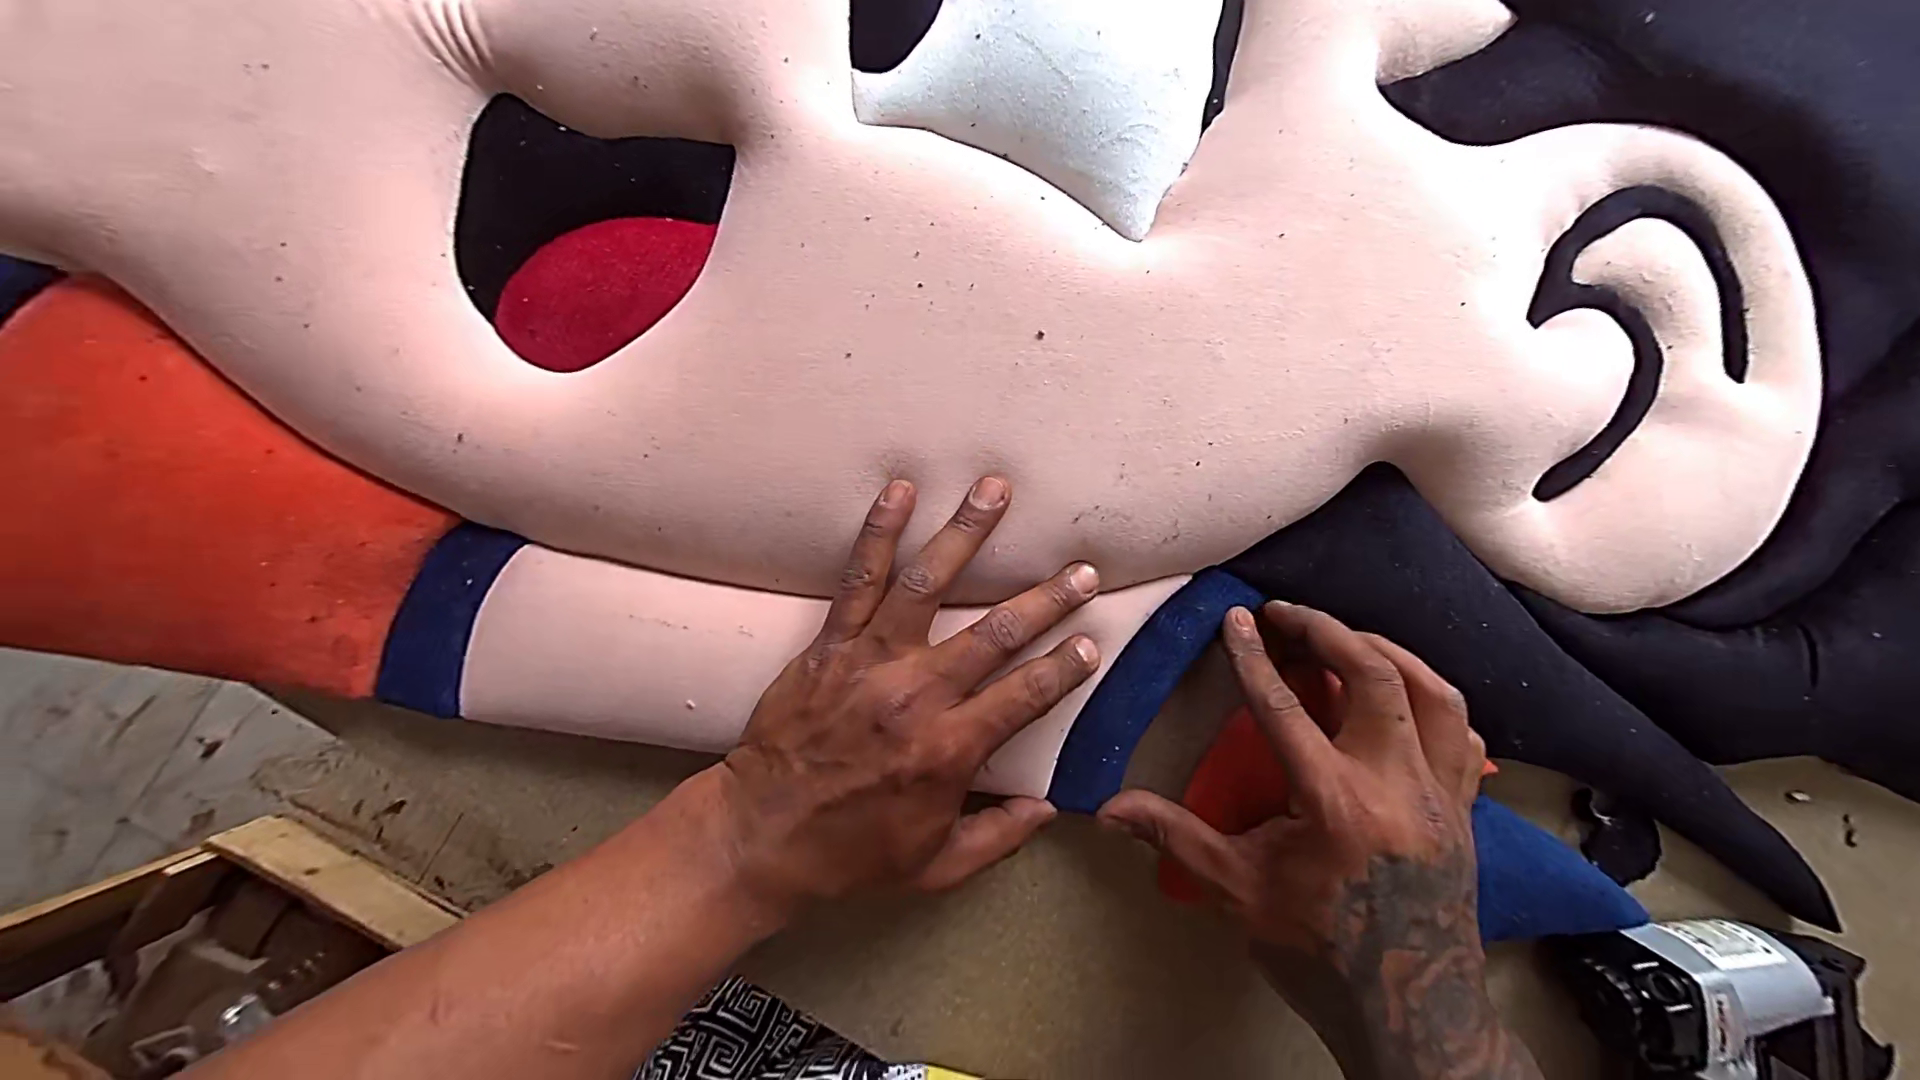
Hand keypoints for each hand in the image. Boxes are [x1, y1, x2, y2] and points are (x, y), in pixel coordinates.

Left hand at [717, 476, 1100, 910]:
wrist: (759, 835)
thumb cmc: (849, 853)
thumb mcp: (934, 866)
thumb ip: (997, 838)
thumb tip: (1049, 810)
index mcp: (949, 750)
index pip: (1025, 697)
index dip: (1064, 669)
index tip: (1090, 643)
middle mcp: (917, 695)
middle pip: (996, 634)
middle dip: (1047, 599)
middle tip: (1082, 570)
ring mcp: (872, 661)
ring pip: (928, 584)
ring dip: (966, 533)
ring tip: (995, 490)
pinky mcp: (832, 643)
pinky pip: (858, 579)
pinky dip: (880, 532)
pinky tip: (899, 491)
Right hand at [1099, 602, 1538, 1079]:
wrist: (1414, 1014)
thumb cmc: (1317, 948)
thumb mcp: (1235, 889)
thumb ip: (1173, 836)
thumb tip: (1106, 811)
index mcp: (1334, 803)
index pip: (1285, 707)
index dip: (1254, 656)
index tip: (1237, 617)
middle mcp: (1396, 786)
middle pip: (1375, 678)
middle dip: (1327, 631)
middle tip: (1286, 613)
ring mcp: (1441, 796)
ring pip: (1433, 694)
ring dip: (1386, 651)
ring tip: (1343, 637)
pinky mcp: (1465, 810)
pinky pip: (1463, 732)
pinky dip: (1429, 696)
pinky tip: (1398, 693)